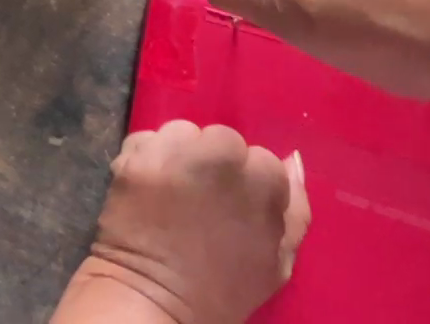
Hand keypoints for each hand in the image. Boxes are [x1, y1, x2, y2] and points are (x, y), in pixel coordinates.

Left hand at [55, 121, 308, 323]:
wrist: (155, 298)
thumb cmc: (223, 287)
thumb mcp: (278, 261)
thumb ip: (294, 211)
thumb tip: (293, 160)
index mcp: (262, 182)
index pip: (261, 158)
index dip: (246, 182)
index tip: (233, 206)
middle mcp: (218, 156)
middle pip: (220, 137)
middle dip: (213, 160)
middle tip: (201, 195)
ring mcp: (173, 152)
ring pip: (181, 131)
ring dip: (179, 152)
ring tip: (174, 188)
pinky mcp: (135, 154)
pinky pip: (145, 139)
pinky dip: (146, 156)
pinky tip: (148, 185)